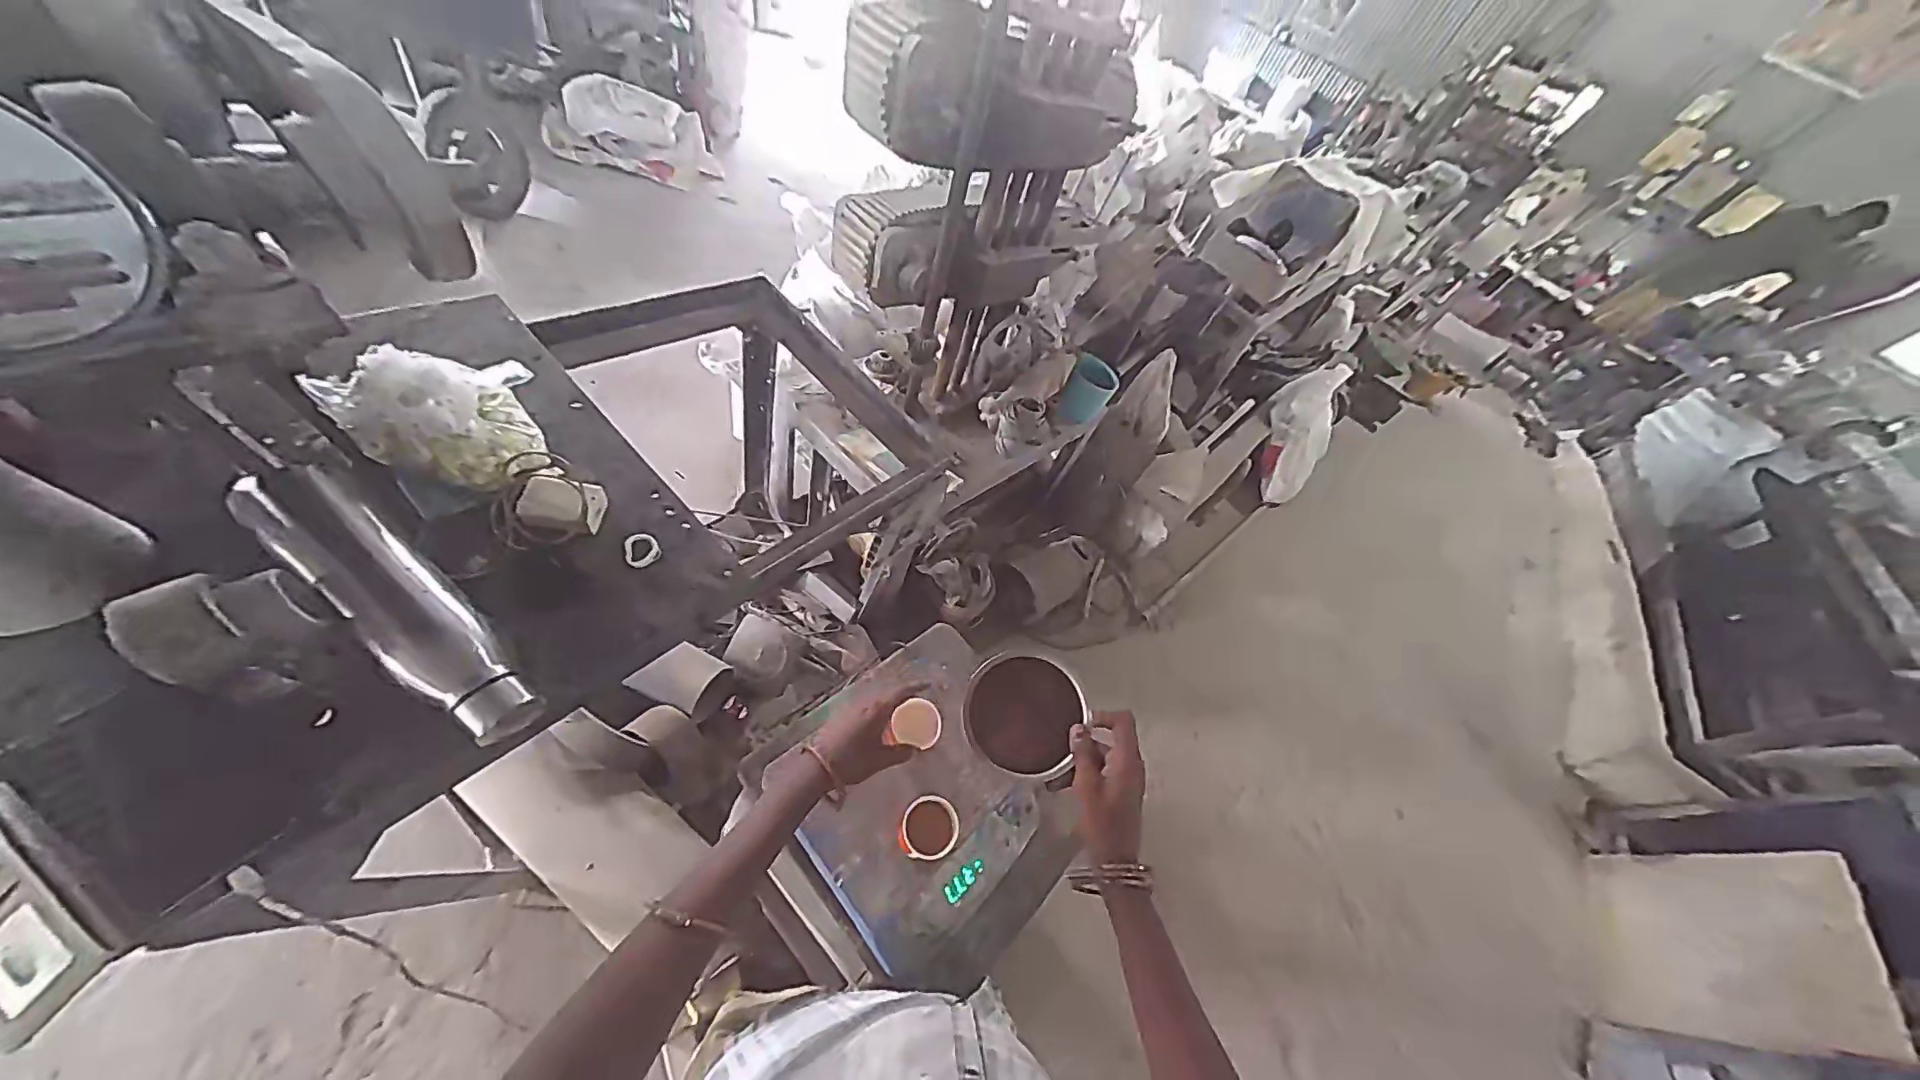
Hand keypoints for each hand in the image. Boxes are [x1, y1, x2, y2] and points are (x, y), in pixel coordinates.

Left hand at [809, 685, 923, 787]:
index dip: (916, 687)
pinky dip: (880, 709)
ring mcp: (853, 707)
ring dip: (891, 702)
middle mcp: (866, 703)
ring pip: (878, 699)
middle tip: (918, 704)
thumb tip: (915, 750)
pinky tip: (880, 722)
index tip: (928, 686)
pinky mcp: (843, 714)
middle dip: (905, 696)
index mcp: (878, 709)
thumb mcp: (880, 760)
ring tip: (901, 714)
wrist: (816, 765)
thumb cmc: (851, 761)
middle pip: (890, 692)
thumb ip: (900, 753)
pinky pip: (868, 705)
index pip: (901, 691)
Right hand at [1071, 710, 1144, 862]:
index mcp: (1127, 761)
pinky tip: (1064, 786)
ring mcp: (1128, 779)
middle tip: (1061, 755)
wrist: (1115, 862)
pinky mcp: (1121, 792)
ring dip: (1081, 761)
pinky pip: (1104, 772)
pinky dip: (1086, 774)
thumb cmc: (1101, 823)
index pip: (1123, 722)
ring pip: (1104, 757)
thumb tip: (1079, 728)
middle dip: (1085, 744)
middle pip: (1111, 740)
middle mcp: (1132, 766)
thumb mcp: (1086, 787)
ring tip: (1057, 776)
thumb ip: (1082, 754)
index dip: (1103, 716)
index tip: (1081, 725)